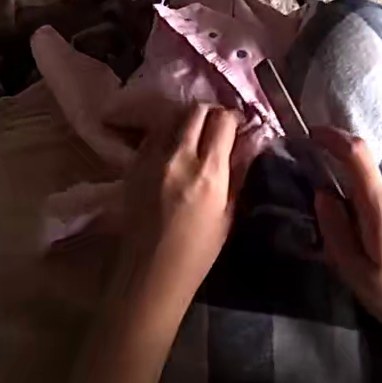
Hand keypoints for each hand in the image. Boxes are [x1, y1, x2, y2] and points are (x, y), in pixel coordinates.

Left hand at [123, 104, 240, 307]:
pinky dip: (167, 132)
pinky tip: (174, 147)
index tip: (239, 125)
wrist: (150, 272)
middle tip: (218, 126)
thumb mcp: (229, 214)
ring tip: (196, 133)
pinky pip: (153, 134)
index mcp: (208, 173)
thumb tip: (249, 144)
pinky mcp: (133, 165)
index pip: (223, 122)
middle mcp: (179, 158)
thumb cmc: (198, 251)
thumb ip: (237, 173)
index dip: (234, 118)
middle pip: (196, 110)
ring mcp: (151, 159)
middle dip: (212, 113)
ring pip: (172, 116)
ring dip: (188, 119)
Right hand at [311, 127, 381, 357]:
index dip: (332, 137)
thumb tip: (322, 195)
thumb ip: (335, 231)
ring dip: (367, 218)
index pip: (357, 155)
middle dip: (347, 205)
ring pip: (379, 199)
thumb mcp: (357, 276)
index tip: (312, 135)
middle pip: (363, 185)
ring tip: (372, 262)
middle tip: (345, 249)